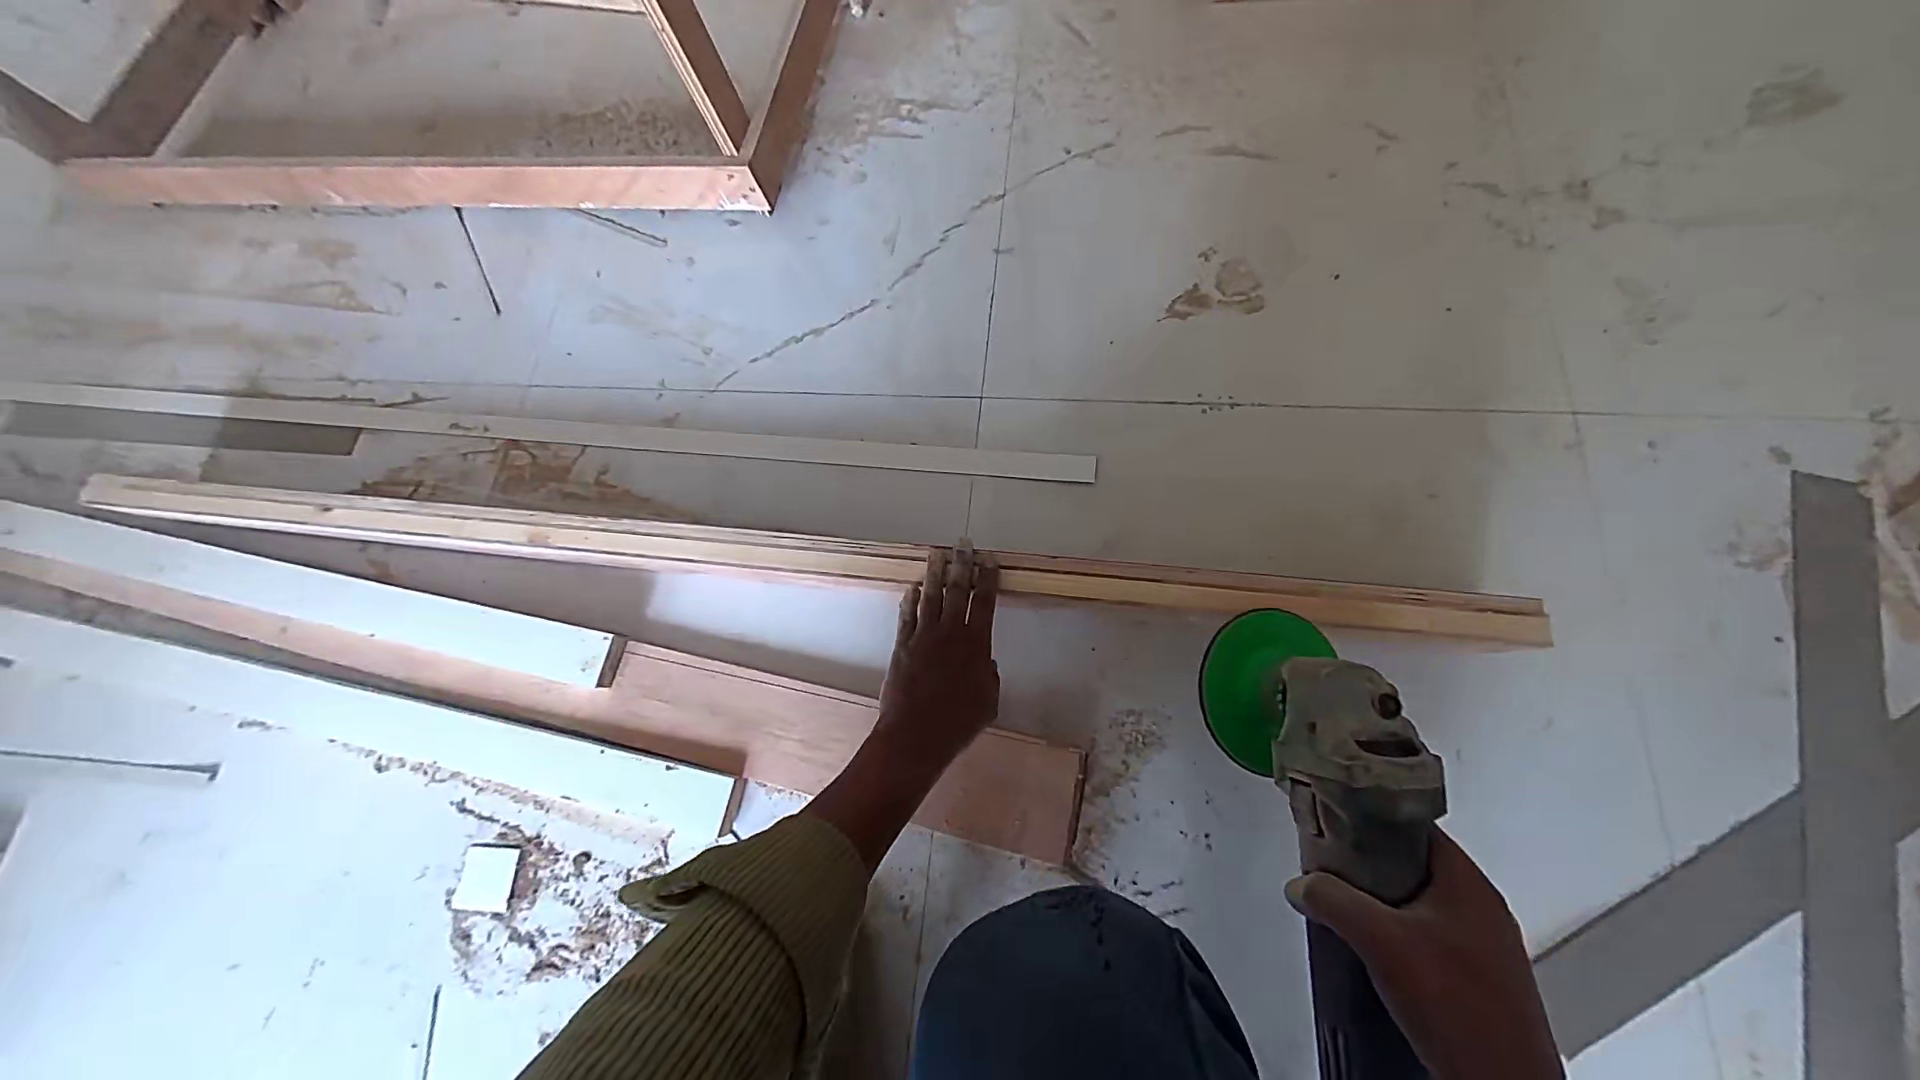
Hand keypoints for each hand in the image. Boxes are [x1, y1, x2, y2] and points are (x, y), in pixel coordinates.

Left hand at [871, 544, 1000, 773]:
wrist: (916, 734)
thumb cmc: (958, 723)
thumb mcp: (988, 702)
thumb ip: (988, 676)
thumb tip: (984, 663)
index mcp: (977, 645)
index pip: (986, 603)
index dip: (988, 579)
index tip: (989, 561)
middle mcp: (951, 633)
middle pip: (958, 591)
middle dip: (962, 565)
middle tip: (964, 545)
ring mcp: (924, 636)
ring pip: (931, 596)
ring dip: (935, 573)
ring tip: (937, 553)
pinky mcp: (902, 645)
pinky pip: (907, 615)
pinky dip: (911, 599)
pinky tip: (914, 587)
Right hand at [1285, 828, 1563, 1079]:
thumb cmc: (1461, 1010)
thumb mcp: (1380, 941)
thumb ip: (1332, 900)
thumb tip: (1301, 885)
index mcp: (1467, 883)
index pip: (1411, 824)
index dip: (1370, 816)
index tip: (1334, 819)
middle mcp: (1479, 906)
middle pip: (1409, 861)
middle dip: (1366, 862)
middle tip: (1330, 865)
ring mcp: (1480, 942)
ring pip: (1414, 898)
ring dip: (1377, 899)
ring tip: (1342, 905)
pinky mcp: (1474, 973)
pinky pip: (1423, 931)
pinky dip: (1392, 929)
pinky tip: (1370, 946)